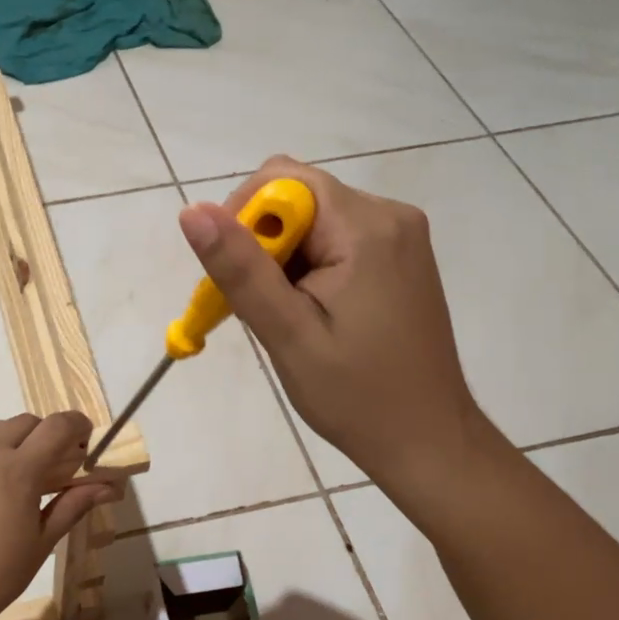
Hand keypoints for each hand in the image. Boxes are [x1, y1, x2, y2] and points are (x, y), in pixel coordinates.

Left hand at [0, 412, 117, 619]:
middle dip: (44, 437)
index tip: (84, 437)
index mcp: (18, 470)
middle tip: (48, 465)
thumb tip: (107, 487)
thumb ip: (73, 504)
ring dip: (10, 441)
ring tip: (10, 473)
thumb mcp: (41, 541)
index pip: (57, 426)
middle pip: (25, 423)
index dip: (76, 425)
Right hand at [179, 155, 484, 484]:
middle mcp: (390, 215)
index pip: (281, 181)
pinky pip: (335, 240)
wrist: (427, 438)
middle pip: (297, 197)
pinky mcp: (399, 257)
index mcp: (366, 228)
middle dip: (260, 243)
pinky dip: (306, 268)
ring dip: (281, 260)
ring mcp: (400, 236)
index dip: (243, 218)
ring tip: (282, 319)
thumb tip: (192, 212)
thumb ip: (240, 269)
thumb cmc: (355, 395)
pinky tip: (307, 314)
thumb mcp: (287, 334)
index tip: (233, 277)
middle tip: (253, 306)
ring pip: (312, 220)